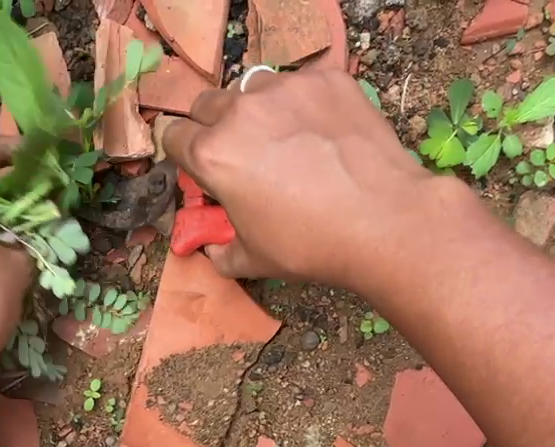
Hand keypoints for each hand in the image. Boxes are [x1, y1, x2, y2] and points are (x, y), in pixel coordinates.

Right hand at [160, 68, 464, 292]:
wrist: (381, 219)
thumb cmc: (307, 245)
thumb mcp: (250, 260)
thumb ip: (219, 250)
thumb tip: (210, 246)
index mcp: (213, 155)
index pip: (173, 136)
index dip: (182, 155)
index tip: (198, 169)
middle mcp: (241, 112)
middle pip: (206, 104)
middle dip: (211, 128)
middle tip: (236, 156)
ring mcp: (286, 89)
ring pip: (251, 89)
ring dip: (254, 111)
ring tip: (279, 141)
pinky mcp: (327, 79)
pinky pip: (299, 85)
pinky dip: (300, 106)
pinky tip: (319, 136)